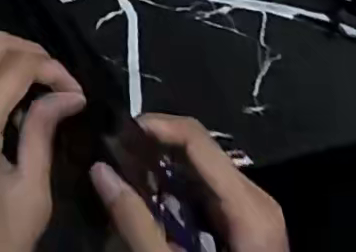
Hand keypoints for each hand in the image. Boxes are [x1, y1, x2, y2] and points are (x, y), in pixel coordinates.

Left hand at [0, 32, 86, 251]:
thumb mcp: (29, 196)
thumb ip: (43, 132)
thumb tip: (69, 94)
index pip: (19, 64)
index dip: (55, 69)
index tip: (78, 93)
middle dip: (34, 54)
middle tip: (61, 83)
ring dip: (14, 57)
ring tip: (43, 86)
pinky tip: (16, 96)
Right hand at [91, 114, 287, 251]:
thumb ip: (135, 221)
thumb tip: (99, 170)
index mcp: (249, 206)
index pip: (196, 138)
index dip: (154, 126)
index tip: (116, 134)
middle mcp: (256, 198)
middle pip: (199, 150)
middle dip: (154, 150)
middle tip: (114, 158)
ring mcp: (255, 214)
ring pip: (201, 170)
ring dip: (163, 171)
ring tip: (126, 178)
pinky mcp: (247, 228)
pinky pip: (208, 193)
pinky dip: (177, 193)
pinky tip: (152, 204)